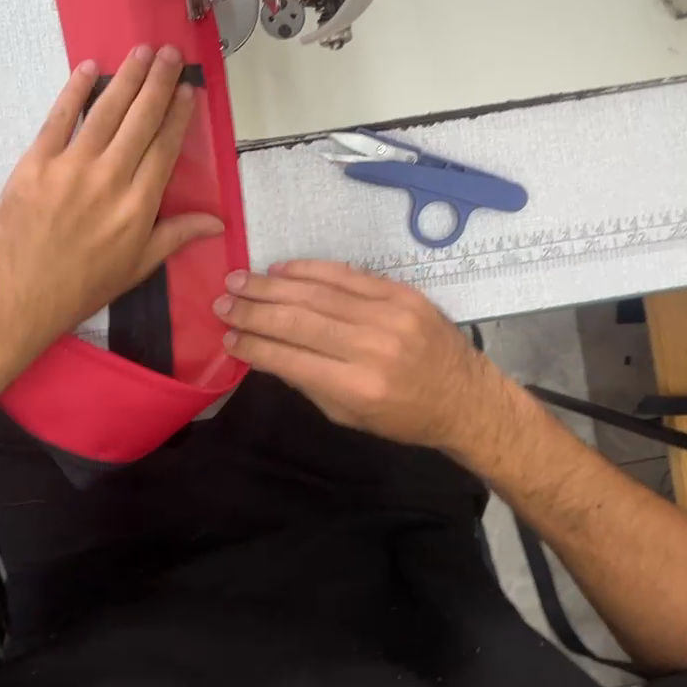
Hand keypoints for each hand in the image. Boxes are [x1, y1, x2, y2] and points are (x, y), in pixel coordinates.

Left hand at [0, 45, 224, 352]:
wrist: (20, 295)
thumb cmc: (82, 285)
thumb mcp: (137, 267)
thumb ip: (176, 235)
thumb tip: (217, 222)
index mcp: (139, 205)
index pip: (165, 147)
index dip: (178, 115)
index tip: (188, 90)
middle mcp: (110, 178)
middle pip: (140, 120)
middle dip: (159, 83)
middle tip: (170, 53)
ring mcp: (71, 167)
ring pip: (105, 112)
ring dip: (126, 78)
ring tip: (142, 52)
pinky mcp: (35, 163)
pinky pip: (58, 118)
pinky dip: (74, 92)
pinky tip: (88, 69)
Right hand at [216, 260, 522, 457]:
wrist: (466, 399)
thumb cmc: (402, 417)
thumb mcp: (347, 415)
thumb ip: (304, 380)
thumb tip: (260, 349)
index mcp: (356, 387)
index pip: (288, 357)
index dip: (251, 345)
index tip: (225, 337)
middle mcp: (371, 346)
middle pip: (296, 319)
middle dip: (251, 310)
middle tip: (221, 303)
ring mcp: (388, 315)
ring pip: (315, 292)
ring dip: (270, 285)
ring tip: (238, 281)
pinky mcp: (400, 293)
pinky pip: (345, 274)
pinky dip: (308, 269)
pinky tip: (280, 270)